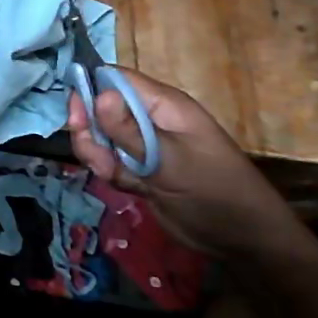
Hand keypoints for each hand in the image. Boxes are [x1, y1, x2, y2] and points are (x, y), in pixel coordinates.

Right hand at [68, 71, 302, 258]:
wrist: (241, 237)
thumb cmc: (212, 189)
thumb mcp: (170, 160)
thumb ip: (130, 131)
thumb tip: (98, 93)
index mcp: (162, 105)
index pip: (116, 80)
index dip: (91, 90)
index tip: (76, 116)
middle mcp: (150, 120)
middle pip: (102, 110)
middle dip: (91, 130)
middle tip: (95, 156)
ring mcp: (145, 147)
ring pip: (103, 139)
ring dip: (98, 155)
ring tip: (111, 175)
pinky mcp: (142, 172)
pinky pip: (113, 163)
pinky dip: (109, 172)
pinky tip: (120, 185)